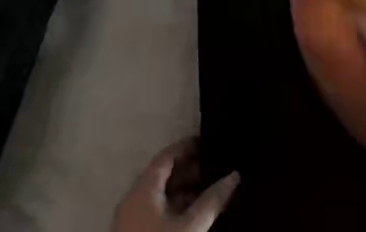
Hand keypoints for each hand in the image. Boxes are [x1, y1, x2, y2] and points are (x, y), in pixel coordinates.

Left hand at [111, 139, 239, 231]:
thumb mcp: (190, 227)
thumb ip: (212, 201)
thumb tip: (234, 175)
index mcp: (143, 188)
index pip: (166, 155)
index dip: (187, 146)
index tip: (209, 143)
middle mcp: (133, 198)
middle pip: (163, 174)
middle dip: (189, 170)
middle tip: (214, 169)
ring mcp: (131, 219)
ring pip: (160, 195)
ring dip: (184, 191)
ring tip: (209, 193)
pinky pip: (155, 211)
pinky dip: (174, 207)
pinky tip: (193, 215)